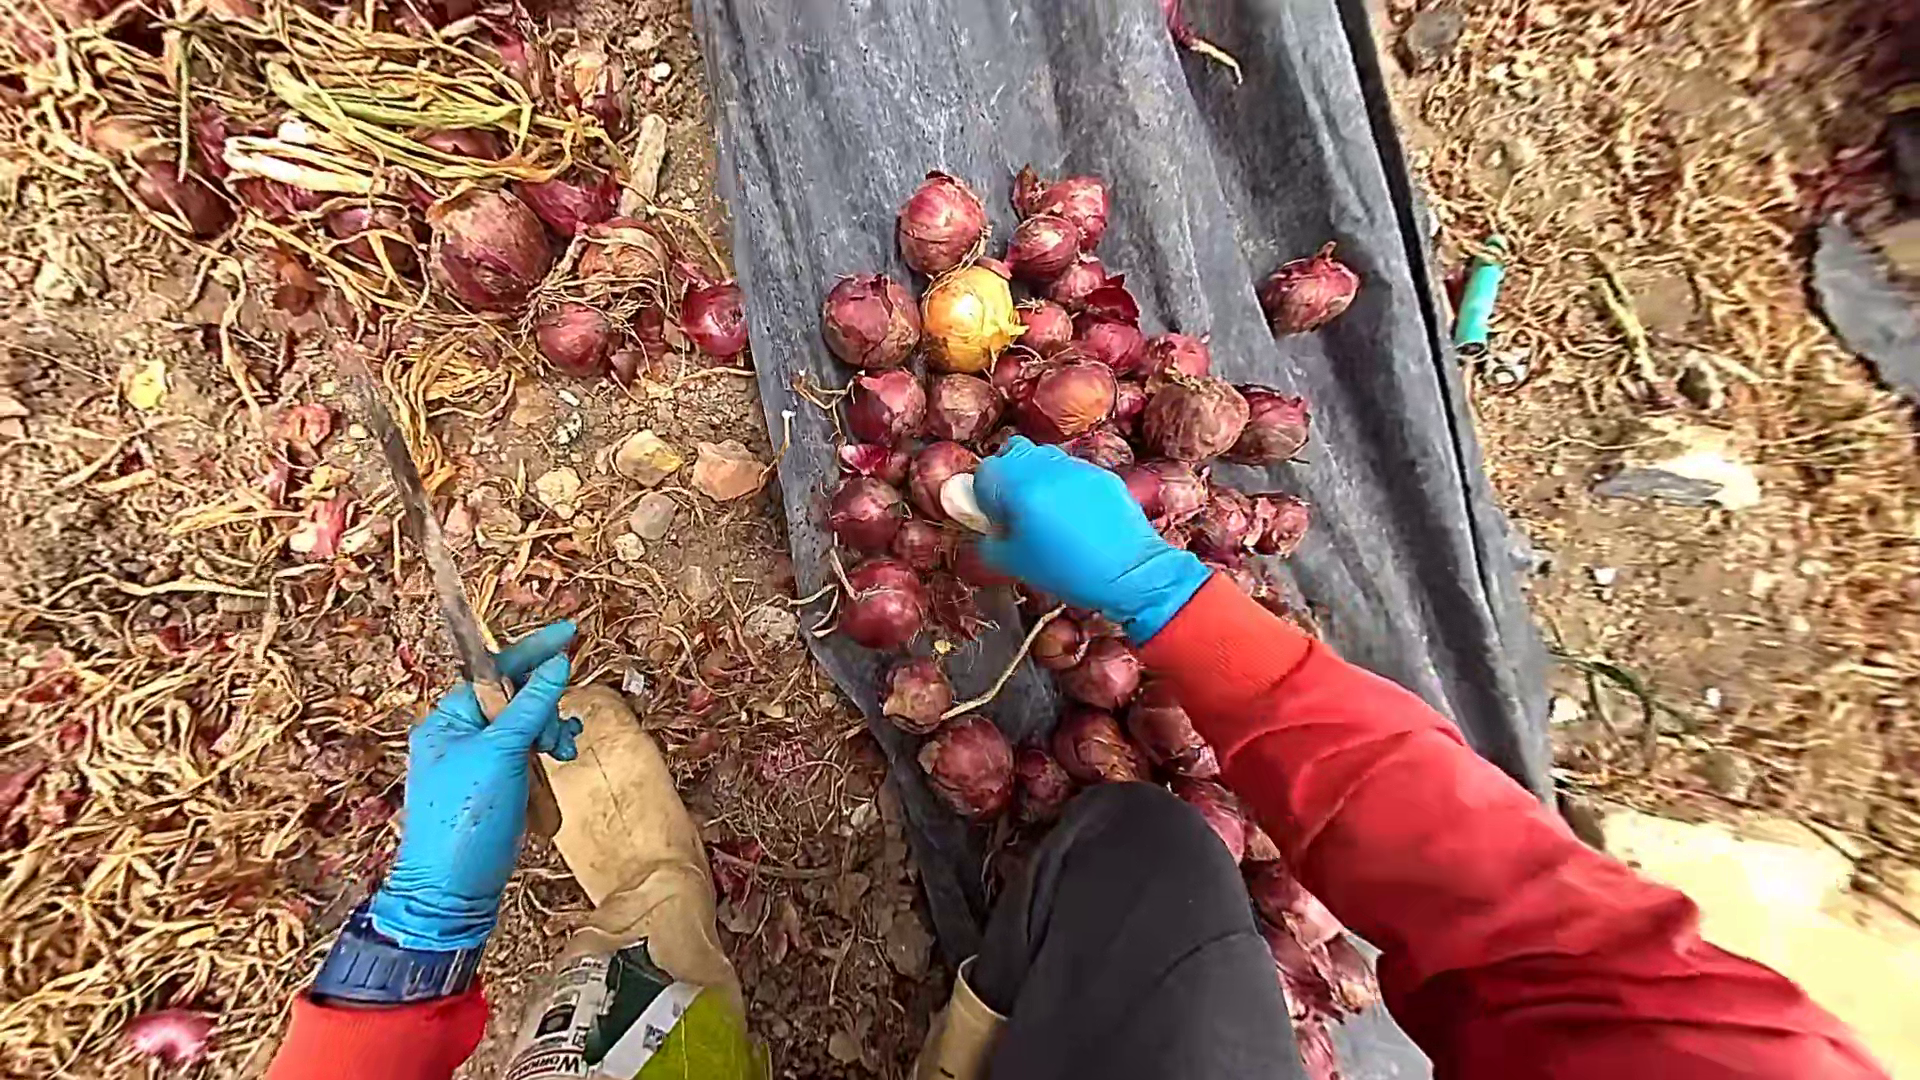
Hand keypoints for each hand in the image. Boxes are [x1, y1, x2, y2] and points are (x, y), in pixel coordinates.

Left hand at [367, 622, 582, 950]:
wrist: (454, 887)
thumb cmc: (467, 815)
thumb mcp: (502, 753)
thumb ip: (531, 705)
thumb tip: (558, 663)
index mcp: (450, 719)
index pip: (496, 671)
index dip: (534, 650)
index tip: (571, 633)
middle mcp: (466, 731)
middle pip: (519, 693)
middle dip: (547, 705)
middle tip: (556, 735)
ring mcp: (485, 753)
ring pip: (532, 717)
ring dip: (553, 727)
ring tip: (560, 750)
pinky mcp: (503, 773)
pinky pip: (535, 741)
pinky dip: (552, 743)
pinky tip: (561, 756)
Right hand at [975, 437, 1209, 642]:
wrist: (1131, 573)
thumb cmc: (1067, 571)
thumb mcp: (1014, 564)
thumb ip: (990, 539)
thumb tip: (990, 527)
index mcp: (1020, 486)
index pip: (985, 470)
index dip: (984, 494)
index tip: (996, 518)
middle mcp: (1047, 467)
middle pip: (1013, 452)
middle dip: (1008, 476)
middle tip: (1016, 509)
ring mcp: (1077, 467)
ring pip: (1044, 458)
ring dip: (1037, 478)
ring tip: (1047, 513)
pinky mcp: (1102, 474)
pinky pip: (1072, 472)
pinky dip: (1065, 486)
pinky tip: (1076, 516)